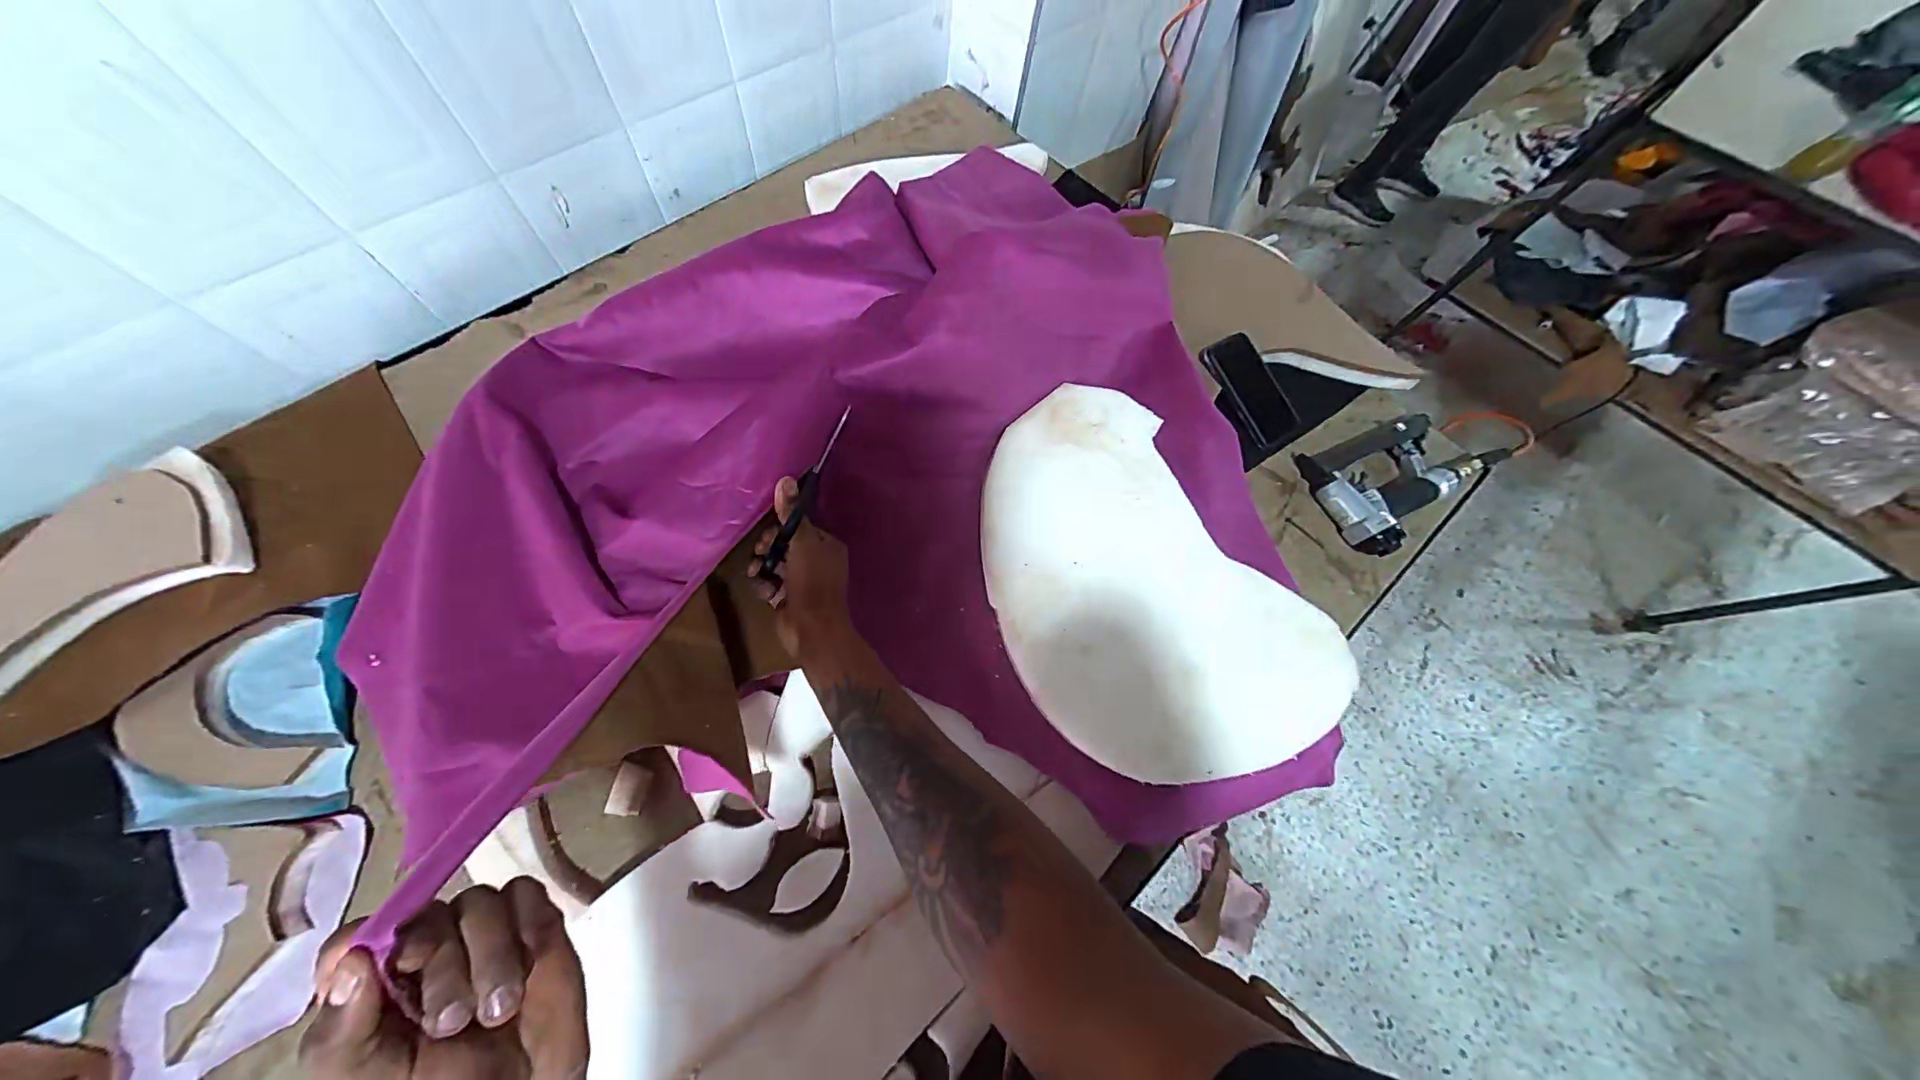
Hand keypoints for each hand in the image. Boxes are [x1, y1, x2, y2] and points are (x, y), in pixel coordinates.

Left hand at [299, 879, 587, 1079]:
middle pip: (430, 915)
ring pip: (482, 901)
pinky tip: (528, 971)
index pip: (360, 937)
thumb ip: (342, 1032)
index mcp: (376, 986)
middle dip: (444, 966)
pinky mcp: (535, 924)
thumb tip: (352, 961)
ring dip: (492, 953)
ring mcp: (485, 932)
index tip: (396, 966)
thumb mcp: (368, 1078)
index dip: (371, 938)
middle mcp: (428, 950)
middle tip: (451, 1022)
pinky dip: (528, 927)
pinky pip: (529, 895)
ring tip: (496, 1012)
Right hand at [746, 475, 852, 658]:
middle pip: (786, 546)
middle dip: (769, 548)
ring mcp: (804, 582)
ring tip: (756, 572)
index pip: (800, 528)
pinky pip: (772, 585)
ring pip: (777, 565)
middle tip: (760, 553)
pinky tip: (763, 590)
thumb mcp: (802, 543)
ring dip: (763, 566)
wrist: (813, 629)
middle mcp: (818, 562)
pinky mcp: (790, 599)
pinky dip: (765, 585)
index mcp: (827, 546)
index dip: (781, 529)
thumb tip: (785, 479)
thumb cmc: (812, 582)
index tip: (768, 536)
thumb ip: (791, 514)